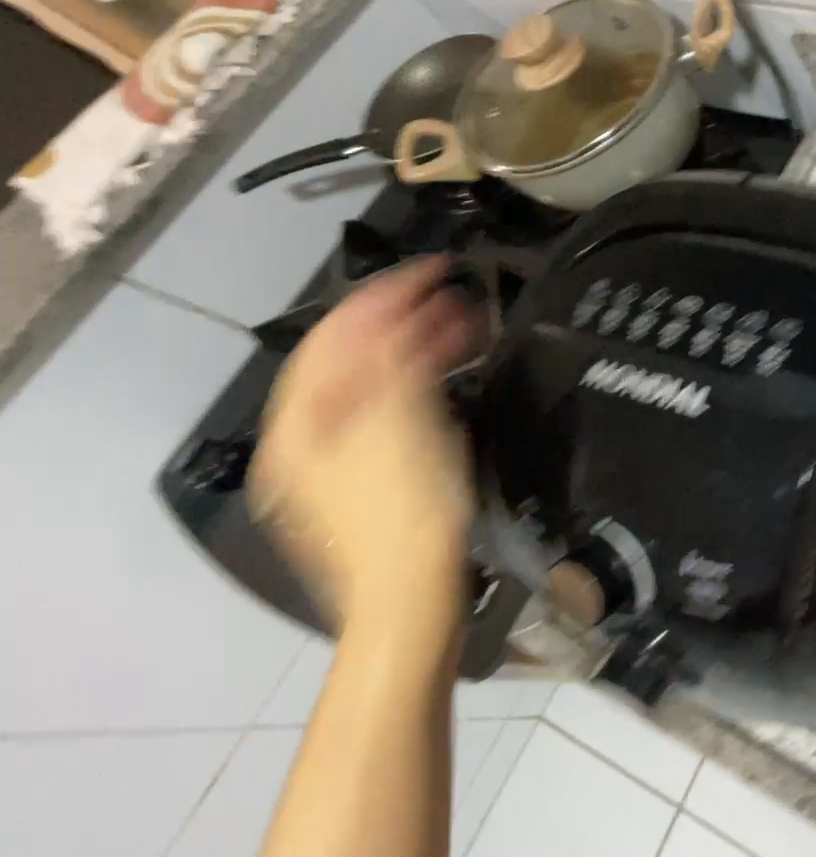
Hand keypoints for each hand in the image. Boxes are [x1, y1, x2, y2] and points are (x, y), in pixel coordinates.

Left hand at [248, 256, 478, 631]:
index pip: (337, 335)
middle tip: (455, 294)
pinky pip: (388, 410)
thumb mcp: (397, 426)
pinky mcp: (369, 477)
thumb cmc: (406, 511)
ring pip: (372, 382)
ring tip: (462, 325)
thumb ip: (390, 364)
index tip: (435, 269)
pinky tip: (447, 375)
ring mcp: (336, 460)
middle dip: (402, 318)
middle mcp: (307, 436)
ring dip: (414, 348)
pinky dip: (416, 383)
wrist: (411, 596)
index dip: (384, 294)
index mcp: (302, 422)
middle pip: (351, 357)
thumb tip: (395, 315)